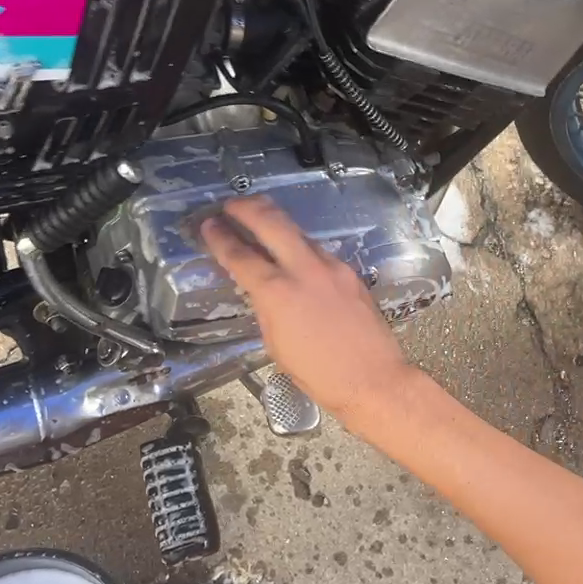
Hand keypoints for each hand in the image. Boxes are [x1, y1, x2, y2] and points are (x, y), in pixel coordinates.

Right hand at [200, 196, 419, 428]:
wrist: (373, 379)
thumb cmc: (318, 374)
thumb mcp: (276, 344)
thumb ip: (266, 308)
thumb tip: (260, 289)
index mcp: (278, 293)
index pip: (240, 255)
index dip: (220, 237)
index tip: (209, 224)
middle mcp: (304, 270)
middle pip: (271, 221)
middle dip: (247, 207)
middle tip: (232, 204)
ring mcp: (332, 267)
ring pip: (298, 233)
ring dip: (276, 223)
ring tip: (260, 220)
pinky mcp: (349, 273)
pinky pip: (318, 251)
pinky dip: (300, 247)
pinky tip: (294, 255)